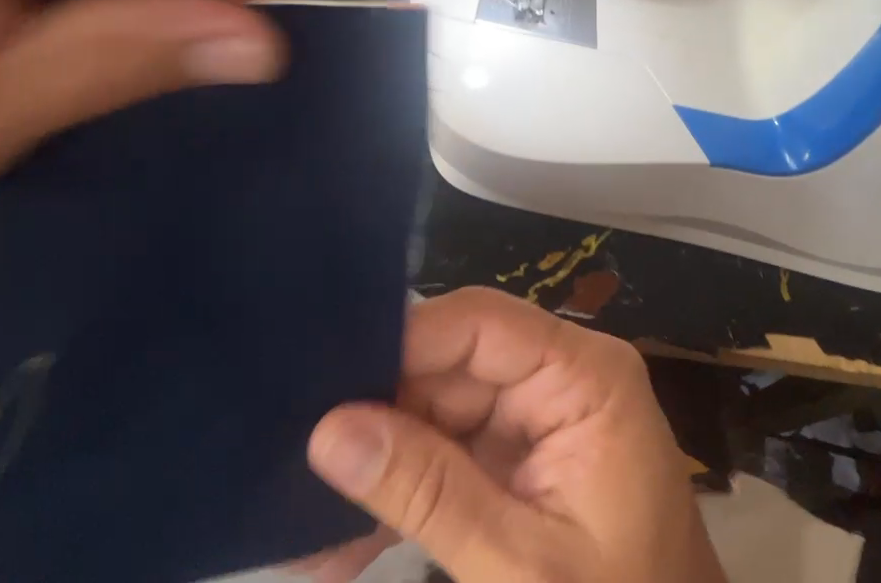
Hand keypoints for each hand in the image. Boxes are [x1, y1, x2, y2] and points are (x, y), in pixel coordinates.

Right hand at [302, 287, 726, 582]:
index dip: (401, 342)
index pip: (479, 322)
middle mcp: (558, 378)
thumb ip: (425, 492)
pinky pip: (444, 453)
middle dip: (375, 416)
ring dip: (378, 467)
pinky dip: (402, 493)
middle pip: (447, 364)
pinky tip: (346, 544)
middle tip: (297, 460)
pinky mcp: (517, 458)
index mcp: (583, 377)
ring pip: (432, 410)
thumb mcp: (517, 564)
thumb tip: (328, 428)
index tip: (321, 383)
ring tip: (312, 526)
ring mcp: (534, 418)